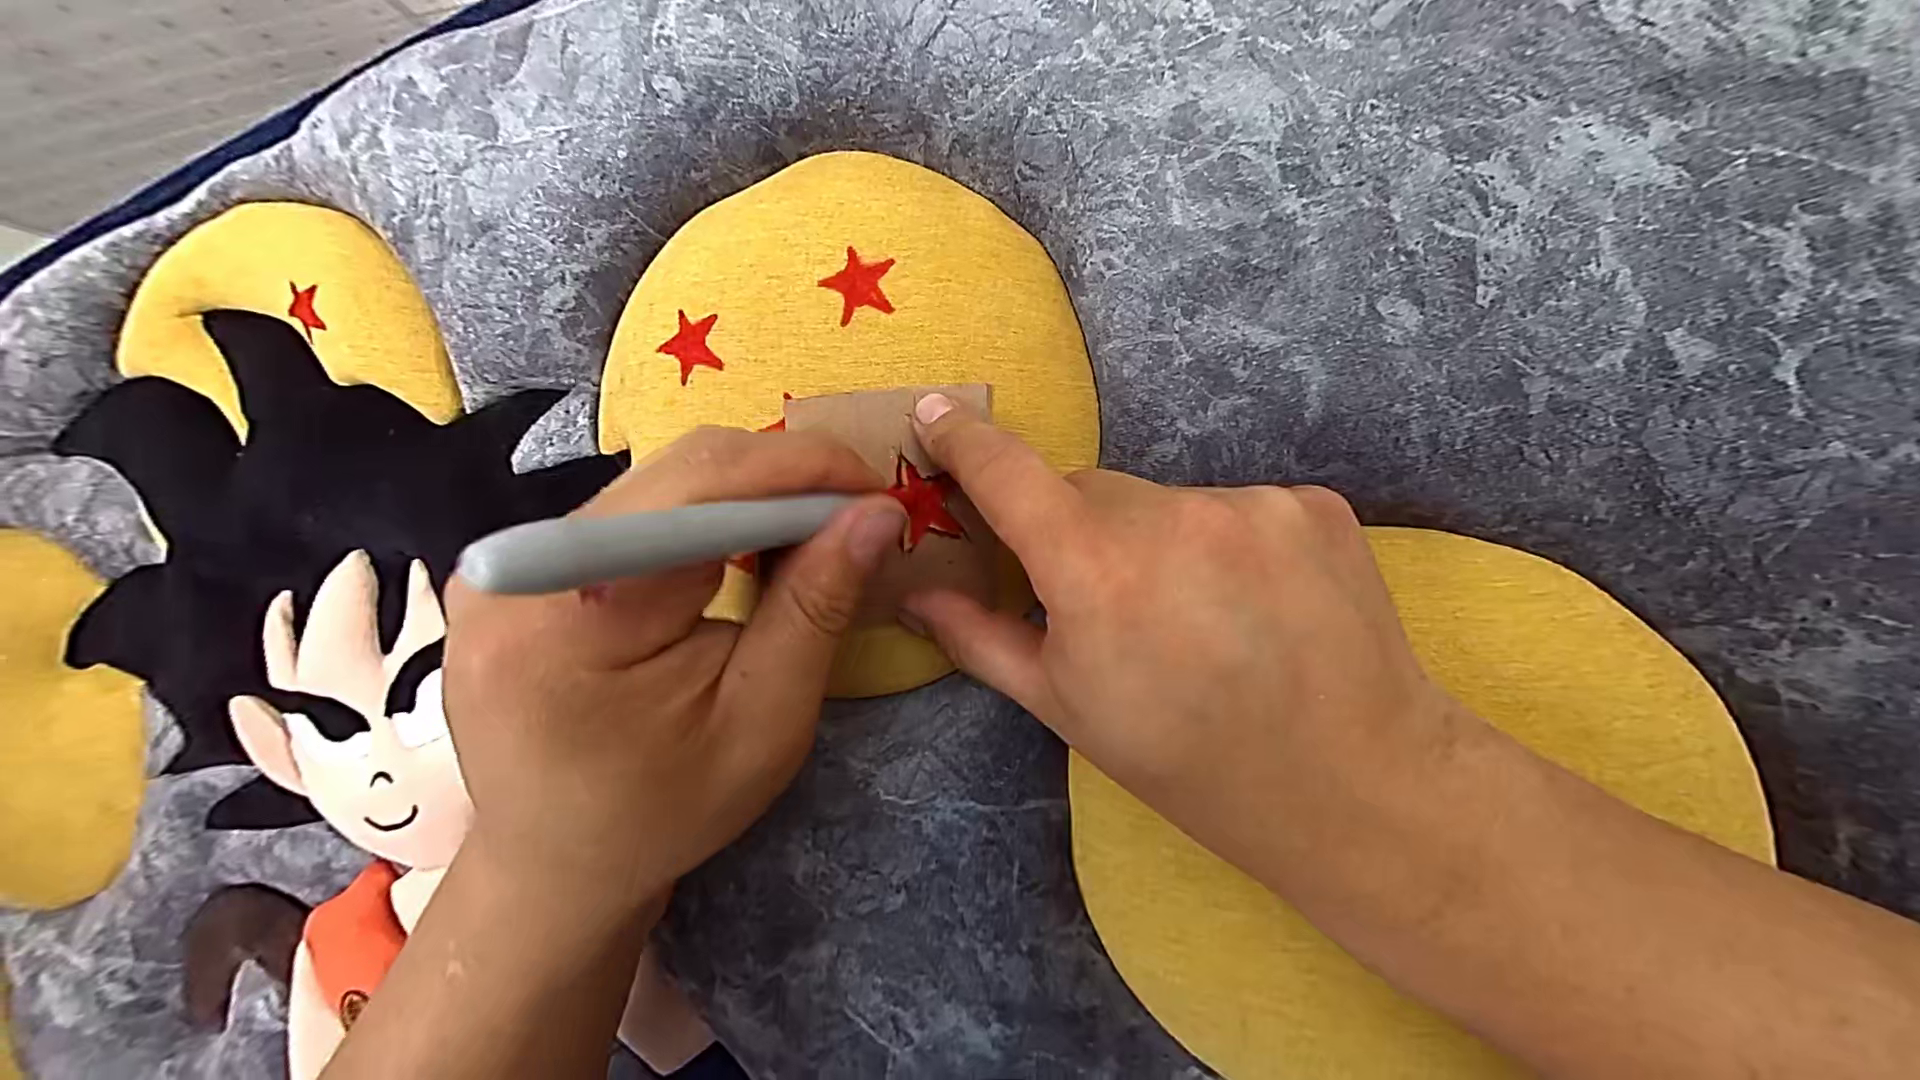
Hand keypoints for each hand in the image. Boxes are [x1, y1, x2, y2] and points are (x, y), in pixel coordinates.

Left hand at [442, 427, 906, 907]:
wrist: (557, 863)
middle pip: (683, 470)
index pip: (705, 488)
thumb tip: (878, 514)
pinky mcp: (535, 563)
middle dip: (787, 480)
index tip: (877, 494)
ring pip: (669, 481)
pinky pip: (647, 510)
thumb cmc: (665, 811)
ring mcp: (520, 556)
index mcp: (575, 611)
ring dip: (756, 496)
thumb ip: (817, 607)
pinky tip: (753, 550)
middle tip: (856, 517)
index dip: (802, 470)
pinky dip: (717, 517)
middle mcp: (525, 561)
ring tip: (814, 536)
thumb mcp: (765, 719)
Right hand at [900, 394, 1460, 890]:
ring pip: (1160, 501)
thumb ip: (979, 637)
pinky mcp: (1311, 503)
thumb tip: (917, 594)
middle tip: (1102, 599)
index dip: (965, 440)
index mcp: (1096, 572)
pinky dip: (1218, 540)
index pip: (1009, 475)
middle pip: (1087, 491)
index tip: (936, 414)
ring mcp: (1252, 503)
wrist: (1356, 786)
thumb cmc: (1185, 760)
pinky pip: (1229, 505)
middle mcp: (1173, 517)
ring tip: (1190, 612)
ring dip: (1150, 539)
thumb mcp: (1065, 706)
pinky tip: (1248, 601)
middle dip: (1073, 531)